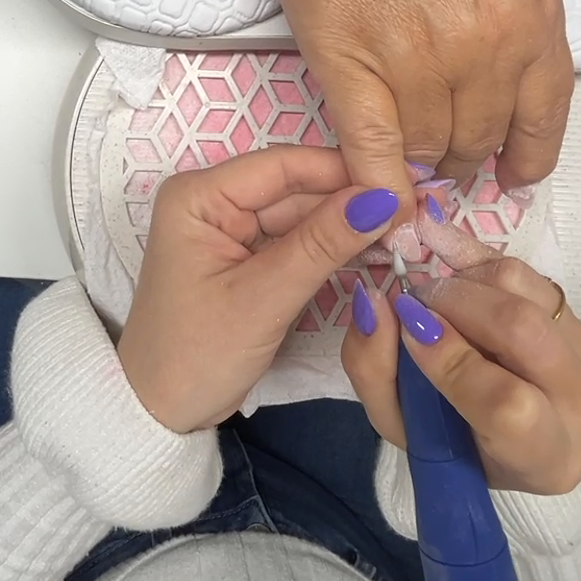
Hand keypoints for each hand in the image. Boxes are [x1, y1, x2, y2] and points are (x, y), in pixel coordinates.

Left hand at [118, 146, 399, 432]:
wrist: (161, 414)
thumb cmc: (197, 355)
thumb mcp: (262, 298)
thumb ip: (321, 245)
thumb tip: (382, 198)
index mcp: (199, 195)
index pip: (281, 166)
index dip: (343, 170)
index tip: (405, 180)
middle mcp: (213, 199)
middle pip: (294, 187)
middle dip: (351, 199)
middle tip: (419, 208)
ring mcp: (231, 226)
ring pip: (301, 212)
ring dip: (348, 222)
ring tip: (409, 224)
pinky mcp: (247, 254)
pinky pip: (296, 238)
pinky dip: (332, 245)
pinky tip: (375, 245)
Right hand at [267, 0, 573, 204]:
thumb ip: (528, 4)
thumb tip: (516, 61)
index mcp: (532, 17)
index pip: (541, 116)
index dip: (526, 154)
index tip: (512, 174)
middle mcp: (482, 52)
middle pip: (478, 136)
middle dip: (466, 156)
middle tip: (447, 161)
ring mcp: (415, 65)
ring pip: (425, 147)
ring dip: (421, 164)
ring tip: (410, 163)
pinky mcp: (350, 70)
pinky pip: (371, 151)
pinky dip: (378, 187)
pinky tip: (382, 208)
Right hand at [343, 253, 580, 494]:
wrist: (502, 429)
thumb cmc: (446, 435)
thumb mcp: (394, 420)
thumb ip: (373, 366)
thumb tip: (372, 300)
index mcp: (540, 458)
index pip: (508, 404)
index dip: (451, 358)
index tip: (405, 323)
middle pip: (522, 331)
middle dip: (452, 301)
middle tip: (412, 299)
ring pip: (524, 292)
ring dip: (463, 280)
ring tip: (433, 294)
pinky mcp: (578, 318)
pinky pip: (526, 271)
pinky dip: (475, 258)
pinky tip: (444, 258)